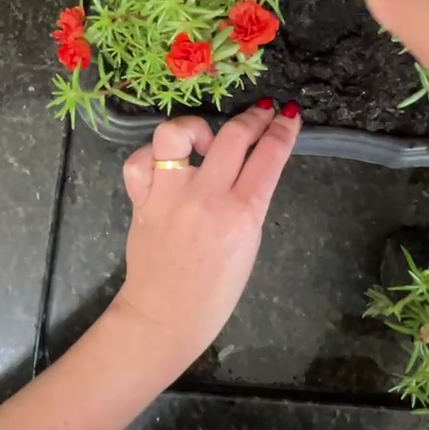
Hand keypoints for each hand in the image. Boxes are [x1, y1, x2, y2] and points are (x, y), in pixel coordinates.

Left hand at [109, 102, 301, 367]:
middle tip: (262, 112)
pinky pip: (140, 161)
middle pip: (232, 137)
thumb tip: (251, 165)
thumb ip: (249, 203)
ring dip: (195, 127)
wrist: (165, 317)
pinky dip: (152, 155)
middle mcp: (205, 198)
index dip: (283, 130)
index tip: (289, 115)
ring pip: (175, 135)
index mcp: (241, 215)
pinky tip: (166, 162)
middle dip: (254, 117)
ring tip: (205, 140)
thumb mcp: (249, 245)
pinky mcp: (141, 201)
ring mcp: (168, 196)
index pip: (269, 157)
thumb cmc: (215, 291)